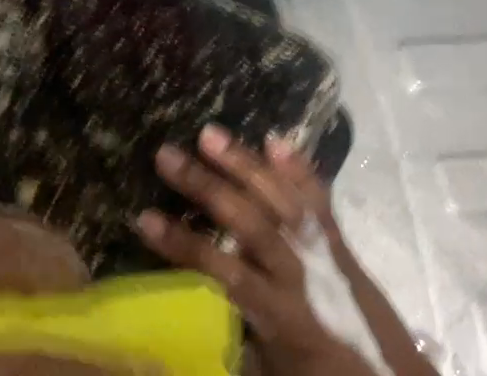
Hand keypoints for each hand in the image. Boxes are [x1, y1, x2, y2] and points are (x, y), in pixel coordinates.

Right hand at [134, 126, 436, 375]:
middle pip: (251, 222)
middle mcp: (304, 276)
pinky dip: (298, 170)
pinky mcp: (343, 246)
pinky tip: (275, 140)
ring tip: (209, 133)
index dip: (183, 244)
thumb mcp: (274, 370)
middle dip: (206, 187)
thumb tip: (193, 300)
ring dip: (244, 164)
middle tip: (165, 155)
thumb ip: (236, 330)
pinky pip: (319, 203)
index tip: (143, 218)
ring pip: (282, 201)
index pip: (224, 270)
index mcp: (283, 313)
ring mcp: (327, 255)